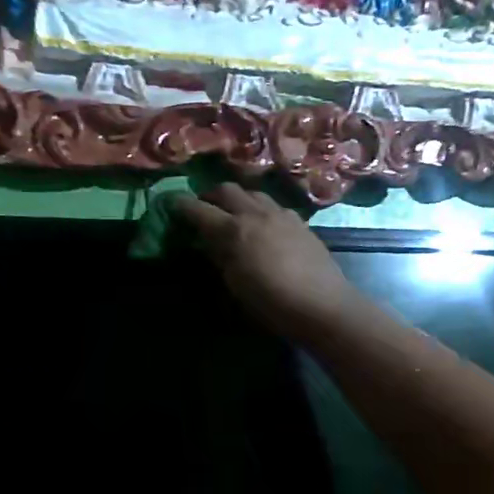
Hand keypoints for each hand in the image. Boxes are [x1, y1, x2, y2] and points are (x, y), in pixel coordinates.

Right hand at [172, 183, 362, 342]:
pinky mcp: (299, 221)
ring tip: (233, 212)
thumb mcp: (234, 283)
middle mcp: (255, 213)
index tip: (171, 203)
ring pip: (252, 192)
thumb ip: (219, 256)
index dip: (181, 204)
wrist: (322, 305)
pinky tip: (262, 224)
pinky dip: (260, 208)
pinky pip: (273, 205)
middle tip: (203, 207)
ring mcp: (280, 214)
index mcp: (233, 229)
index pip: (199, 209)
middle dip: (210, 195)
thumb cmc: (271, 301)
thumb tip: (207, 242)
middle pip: (227, 189)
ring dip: (237, 197)